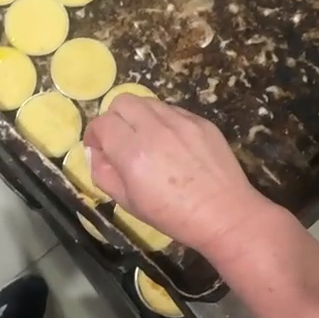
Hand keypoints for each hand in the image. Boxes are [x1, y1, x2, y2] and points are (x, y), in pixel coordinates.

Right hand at [84, 98, 268, 256]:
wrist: (224, 214)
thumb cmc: (172, 215)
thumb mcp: (127, 202)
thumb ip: (103, 173)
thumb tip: (96, 153)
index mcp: (133, 153)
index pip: (102, 123)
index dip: (94, 134)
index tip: (98, 148)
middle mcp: (155, 130)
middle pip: (122, 102)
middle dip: (114, 118)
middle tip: (119, 139)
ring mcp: (181, 122)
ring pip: (147, 102)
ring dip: (138, 116)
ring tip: (145, 139)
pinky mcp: (201, 122)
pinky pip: (172, 110)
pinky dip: (162, 121)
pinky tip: (170, 143)